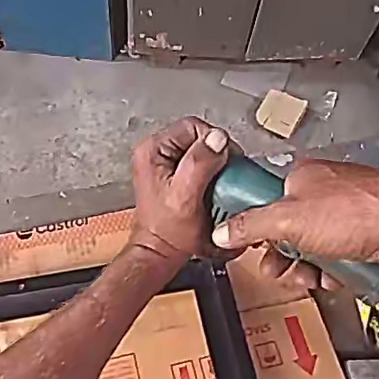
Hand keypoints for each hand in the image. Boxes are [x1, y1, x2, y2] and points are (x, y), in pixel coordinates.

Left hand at [127, 117, 232, 269]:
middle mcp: (155, 152)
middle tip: (223, 176)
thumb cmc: (168, 231)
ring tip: (218, 184)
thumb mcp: (186, 196)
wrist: (161, 251)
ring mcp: (164, 163)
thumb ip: (200, 164)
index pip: (193, 126)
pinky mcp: (174, 174)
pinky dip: (211, 173)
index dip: (214, 142)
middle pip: (198, 137)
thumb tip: (217, 138)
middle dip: (216, 154)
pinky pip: (200, 163)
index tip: (225, 161)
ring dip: (215, 165)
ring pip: (201, 150)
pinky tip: (212, 188)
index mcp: (152, 150)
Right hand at [209, 160, 378, 286]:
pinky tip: (335, 276)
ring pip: (313, 246)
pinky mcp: (364, 236)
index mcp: (303, 177)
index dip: (256, 227)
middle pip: (288, 228)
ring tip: (310, 277)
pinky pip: (336, 256)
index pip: (264, 200)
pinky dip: (332, 270)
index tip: (251, 245)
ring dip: (307, 267)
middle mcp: (325, 191)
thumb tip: (224, 230)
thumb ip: (251, 225)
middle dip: (283, 255)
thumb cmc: (362, 213)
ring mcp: (347, 215)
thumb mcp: (289, 220)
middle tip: (280, 269)